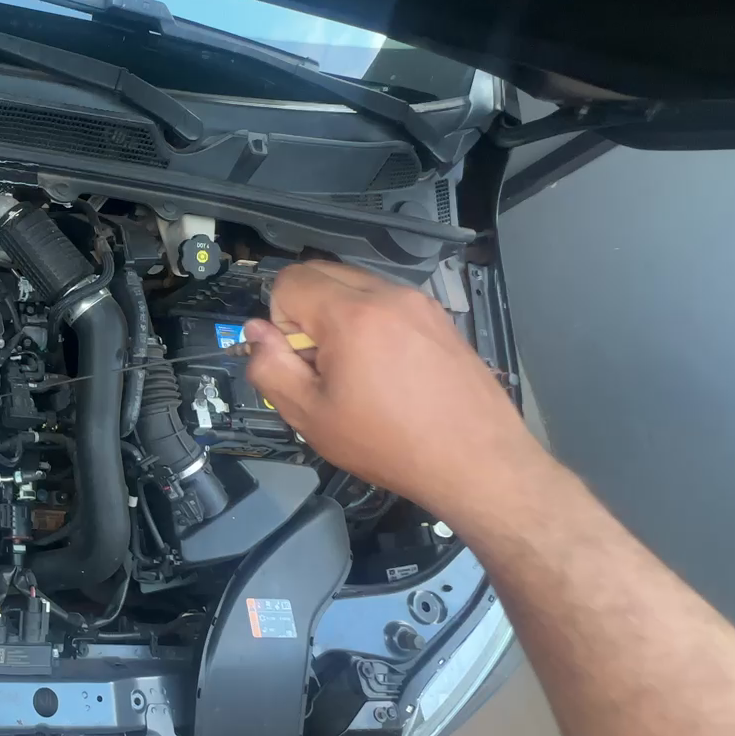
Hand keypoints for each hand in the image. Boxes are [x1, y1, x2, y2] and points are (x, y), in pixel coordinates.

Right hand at [243, 260, 549, 520]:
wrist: (477, 462)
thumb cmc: (385, 442)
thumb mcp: (308, 414)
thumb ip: (269, 366)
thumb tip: (257, 332)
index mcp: (352, 316)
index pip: (289, 280)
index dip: (279, 318)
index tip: (298, 357)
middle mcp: (388, 296)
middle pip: (320, 272)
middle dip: (303, 308)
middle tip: (318, 360)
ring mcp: (420, 304)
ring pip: (352, 284)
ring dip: (334, 313)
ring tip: (352, 365)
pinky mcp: (439, 318)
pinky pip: (384, 300)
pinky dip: (367, 320)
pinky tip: (383, 368)